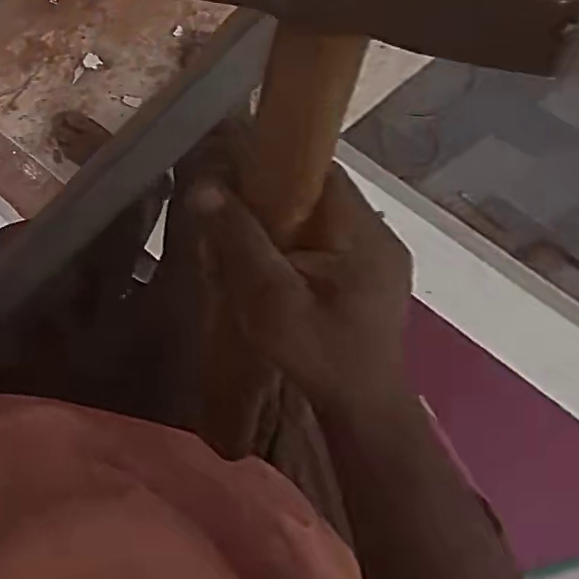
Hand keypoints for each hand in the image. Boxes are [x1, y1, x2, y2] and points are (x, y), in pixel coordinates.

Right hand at [183, 165, 413, 411]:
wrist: (363, 415)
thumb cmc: (319, 356)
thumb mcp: (269, 299)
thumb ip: (239, 240)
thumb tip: (204, 186)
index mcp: (362, 235)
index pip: (316, 168)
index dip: (270, 163)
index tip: (229, 177)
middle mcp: (375, 234)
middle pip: (308, 190)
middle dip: (259, 205)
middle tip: (223, 237)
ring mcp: (372, 254)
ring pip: (307, 214)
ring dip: (266, 228)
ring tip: (235, 265)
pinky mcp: (362, 272)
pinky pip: (314, 237)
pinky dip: (281, 246)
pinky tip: (260, 277)